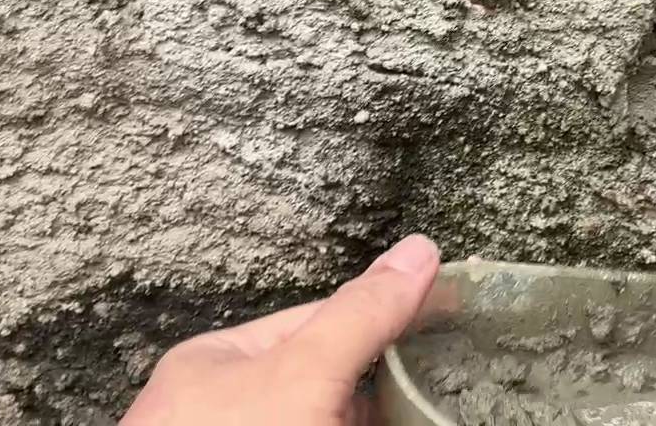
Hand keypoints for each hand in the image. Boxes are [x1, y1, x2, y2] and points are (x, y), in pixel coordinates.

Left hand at [121, 235, 441, 425]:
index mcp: (214, 366)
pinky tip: (393, 423)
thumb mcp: (303, 376)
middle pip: (323, 381)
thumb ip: (362, 313)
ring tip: (428, 408)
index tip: (441, 319)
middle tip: (440, 382)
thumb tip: (420, 248)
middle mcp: (222, 415)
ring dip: (372, 415)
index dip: (380, 318)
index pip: (317, 319)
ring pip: (326, 420)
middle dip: (380, 386)